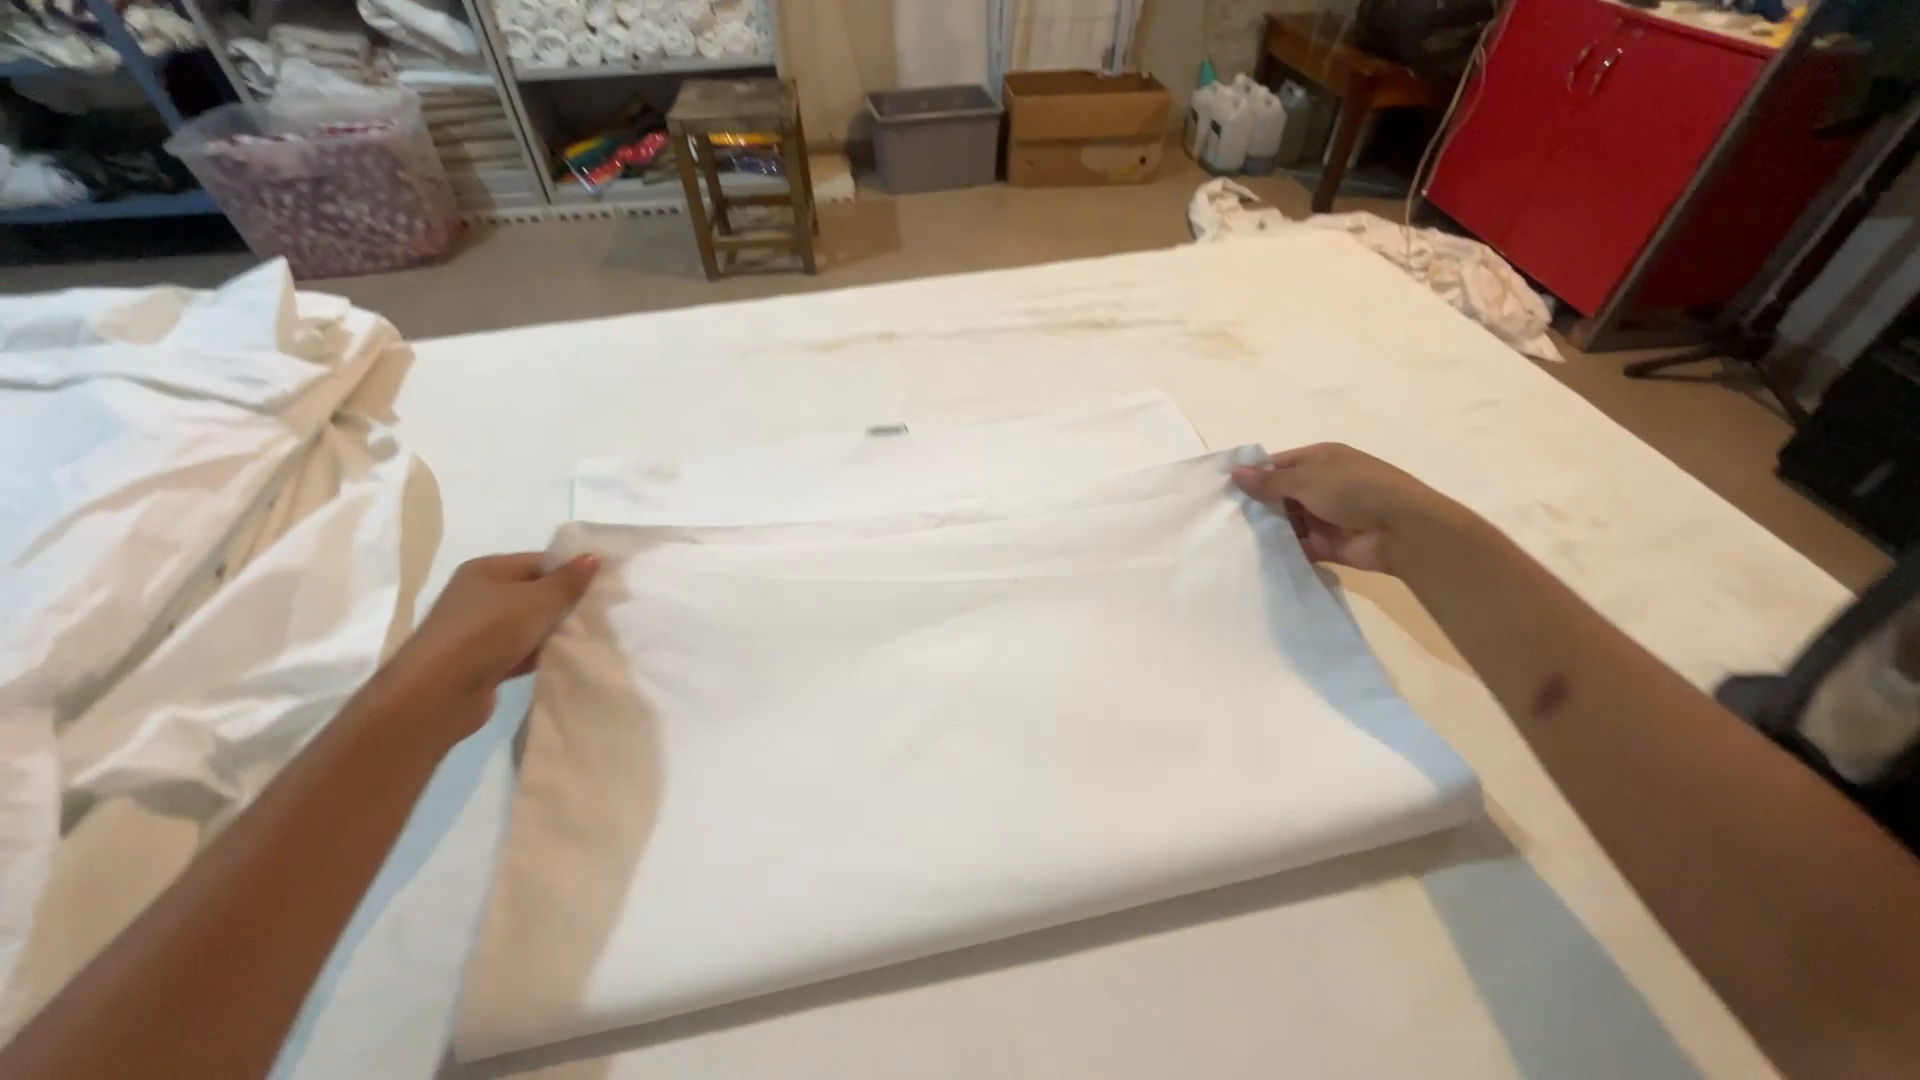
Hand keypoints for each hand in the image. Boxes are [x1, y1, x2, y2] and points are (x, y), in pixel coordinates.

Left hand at [367, 553, 599, 740]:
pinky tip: (567, 659)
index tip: (604, 584)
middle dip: (566, 603)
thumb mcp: (536, 601)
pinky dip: (541, 655)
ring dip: (555, 632)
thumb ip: (567, 581)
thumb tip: (592, 557)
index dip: (570, 571)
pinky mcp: (484, 662)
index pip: (539, 562)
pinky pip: (522, 651)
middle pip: (535, 593)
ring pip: (530, 624)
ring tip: (591, 635)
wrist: (438, 693)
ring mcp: (479, 630)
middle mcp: (480, 596)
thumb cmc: (487, 633)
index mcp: (487, 570)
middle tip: (603, 611)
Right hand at [1231, 443, 1463, 575]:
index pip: (1279, 465)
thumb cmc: (1355, 490)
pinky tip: (1255, 556)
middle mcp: (1323, 485)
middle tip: (1222, 518)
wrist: (1404, 530)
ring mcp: (1326, 516)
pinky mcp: (1328, 544)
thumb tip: (1235, 472)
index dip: (1253, 475)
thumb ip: (1269, 481)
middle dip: (1257, 505)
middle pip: (1281, 494)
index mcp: (1321, 460)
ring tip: (1232, 539)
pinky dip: (1282, 550)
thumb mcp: (1308, 479)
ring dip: (1268, 529)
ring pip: (1288, 522)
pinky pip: (1298, 546)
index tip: (1224, 490)